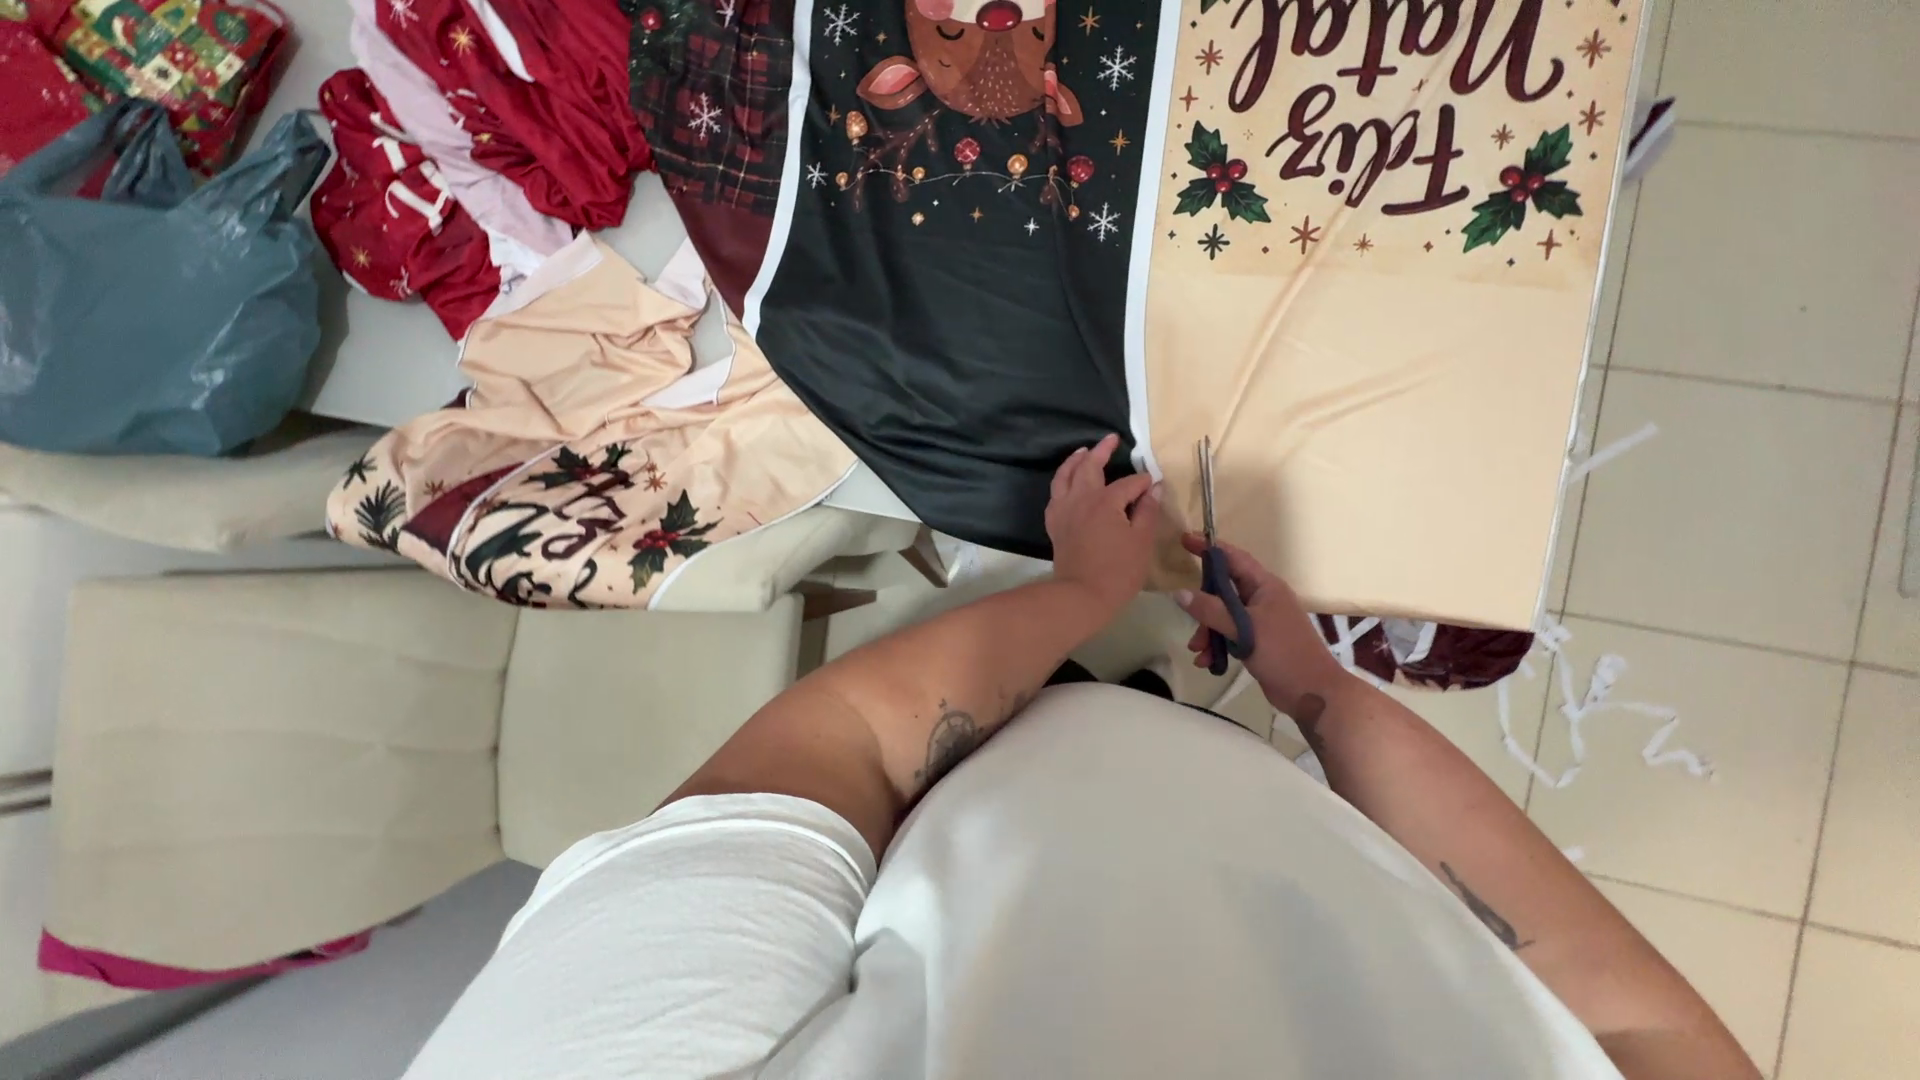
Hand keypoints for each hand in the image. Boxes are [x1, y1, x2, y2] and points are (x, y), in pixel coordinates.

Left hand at [1046, 434, 1158, 617]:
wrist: (1081, 594)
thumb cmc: (1118, 570)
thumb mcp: (1142, 541)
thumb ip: (1147, 512)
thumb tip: (1153, 490)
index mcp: (1106, 501)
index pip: (1128, 484)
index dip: (1143, 482)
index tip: (1153, 484)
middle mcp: (1081, 499)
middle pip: (1089, 467)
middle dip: (1101, 451)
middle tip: (1111, 439)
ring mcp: (1064, 510)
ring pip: (1065, 476)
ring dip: (1075, 461)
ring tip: (1083, 451)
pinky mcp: (1054, 524)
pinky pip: (1055, 495)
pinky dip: (1061, 483)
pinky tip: (1067, 484)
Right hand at [1173, 532, 1353, 713]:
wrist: (1312, 692)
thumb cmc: (1283, 652)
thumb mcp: (1243, 629)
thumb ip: (1210, 610)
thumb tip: (1179, 593)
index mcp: (1265, 586)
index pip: (1233, 558)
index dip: (1209, 548)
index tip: (1184, 539)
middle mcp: (1262, 599)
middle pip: (1223, 591)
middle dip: (1202, 606)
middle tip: (1186, 617)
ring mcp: (1260, 621)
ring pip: (1222, 616)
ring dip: (1207, 631)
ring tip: (1198, 650)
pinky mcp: (1257, 642)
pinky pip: (1228, 635)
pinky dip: (1216, 646)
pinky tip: (1208, 662)